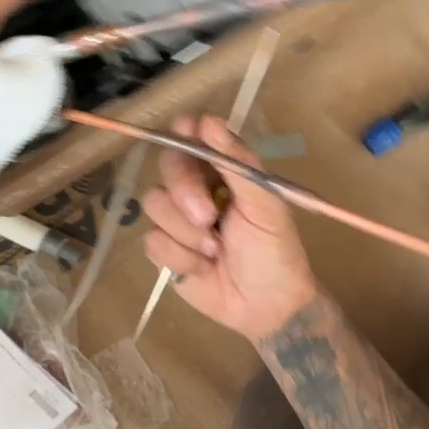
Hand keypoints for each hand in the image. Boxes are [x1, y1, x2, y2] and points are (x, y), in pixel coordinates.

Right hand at [141, 116, 320, 341]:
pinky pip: (152, 241)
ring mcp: (177, 219)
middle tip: (208, 216)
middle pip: (167, 166)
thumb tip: (210, 121)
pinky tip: (203, 269)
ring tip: (217, 251)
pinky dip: (180, 257)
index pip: (194, 137)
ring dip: (187, 232)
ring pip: (154, 204)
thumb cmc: (275, 251)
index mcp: (224, 171)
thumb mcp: (266, 205)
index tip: (185, 131)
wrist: (267, 306)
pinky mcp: (165, 250)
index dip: (184, 130)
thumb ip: (239, 164)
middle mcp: (197, 187)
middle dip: (185, 191)